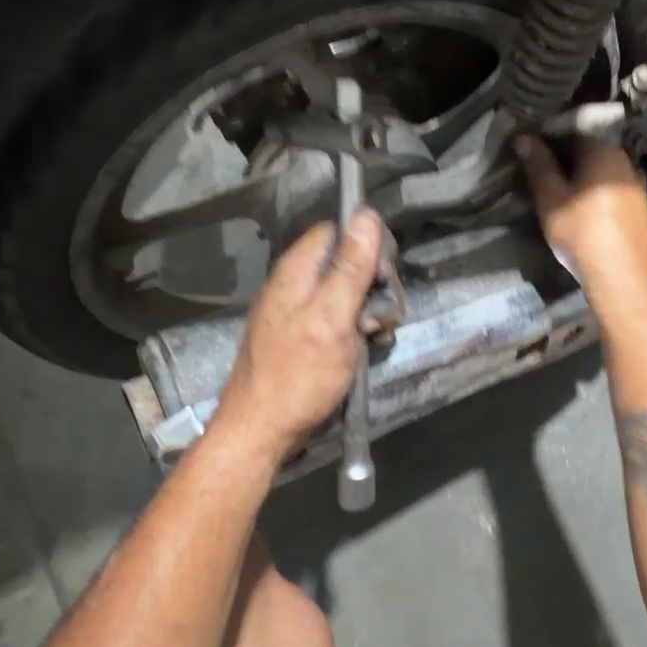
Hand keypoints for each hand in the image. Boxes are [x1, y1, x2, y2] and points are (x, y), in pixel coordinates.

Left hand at [210, 209, 383, 463]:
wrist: (262, 432)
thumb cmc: (297, 377)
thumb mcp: (332, 318)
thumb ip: (351, 267)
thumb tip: (367, 214)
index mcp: (298, 270)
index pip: (338, 230)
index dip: (367, 244)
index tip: (384, 273)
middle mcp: (298, 284)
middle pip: (350, 262)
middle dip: (377, 284)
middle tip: (380, 315)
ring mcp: (303, 312)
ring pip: (352, 293)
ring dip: (374, 310)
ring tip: (374, 337)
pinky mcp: (309, 336)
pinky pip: (344, 319)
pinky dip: (361, 331)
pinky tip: (368, 350)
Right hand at [513, 135, 646, 293]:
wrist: (620, 276)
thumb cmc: (581, 232)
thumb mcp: (551, 198)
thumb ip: (539, 166)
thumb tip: (524, 137)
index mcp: (605, 151)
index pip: (574, 130)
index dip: (550, 137)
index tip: (533, 149)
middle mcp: (626, 161)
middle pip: (591, 148)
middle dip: (566, 156)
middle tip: (542, 170)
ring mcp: (637, 184)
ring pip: (603, 169)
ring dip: (582, 174)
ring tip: (560, 188)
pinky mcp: (640, 205)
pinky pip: (612, 186)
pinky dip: (596, 188)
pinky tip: (583, 204)